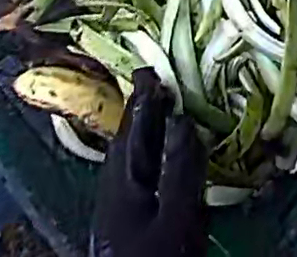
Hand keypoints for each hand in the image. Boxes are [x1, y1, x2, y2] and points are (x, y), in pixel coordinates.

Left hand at [90, 70, 204, 256]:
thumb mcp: (177, 218)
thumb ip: (181, 168)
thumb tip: (183, 120)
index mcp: (122, 182)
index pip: (133, 127)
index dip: (145, 97)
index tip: (154, 68)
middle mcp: (113, 191)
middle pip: (126, 140)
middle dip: (142, 111)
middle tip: (161, 84)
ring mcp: (115, 211)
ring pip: (127, 159)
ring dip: (144, 132)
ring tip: (163, 115)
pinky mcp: (123, 227)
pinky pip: (134, 176)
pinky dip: (146, 155)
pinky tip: (159, 162)